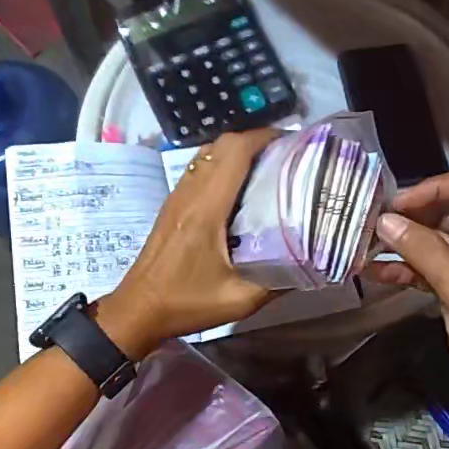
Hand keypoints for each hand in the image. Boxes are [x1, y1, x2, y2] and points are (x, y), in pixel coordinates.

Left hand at [98, 130, 278, 356]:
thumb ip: (278, 281)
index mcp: (206, 208)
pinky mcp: (172, 206)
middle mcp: (189, 193)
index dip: (264, 137)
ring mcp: (177, 197)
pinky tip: (242, 190)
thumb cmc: (187, 303)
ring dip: (238, 152)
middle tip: (286, 157)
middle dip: (256, 141)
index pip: (234, 151)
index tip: (293, 144)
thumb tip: (310, 263)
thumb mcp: (239, 300)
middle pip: (221, 145)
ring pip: (208, 155)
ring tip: (268, 168)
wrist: (138, 310)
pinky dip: (223, 167)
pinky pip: (200, 171)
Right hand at [365, 168, 448, 406]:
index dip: (437, 188)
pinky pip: (431, 264)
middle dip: (414, 216)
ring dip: (404, 242)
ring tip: (366, 244)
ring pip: (437, 237)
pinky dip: (406, 267)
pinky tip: (374, 270)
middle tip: (374, 222)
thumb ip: (424, 251)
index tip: (400, 203)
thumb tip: (384, 221)